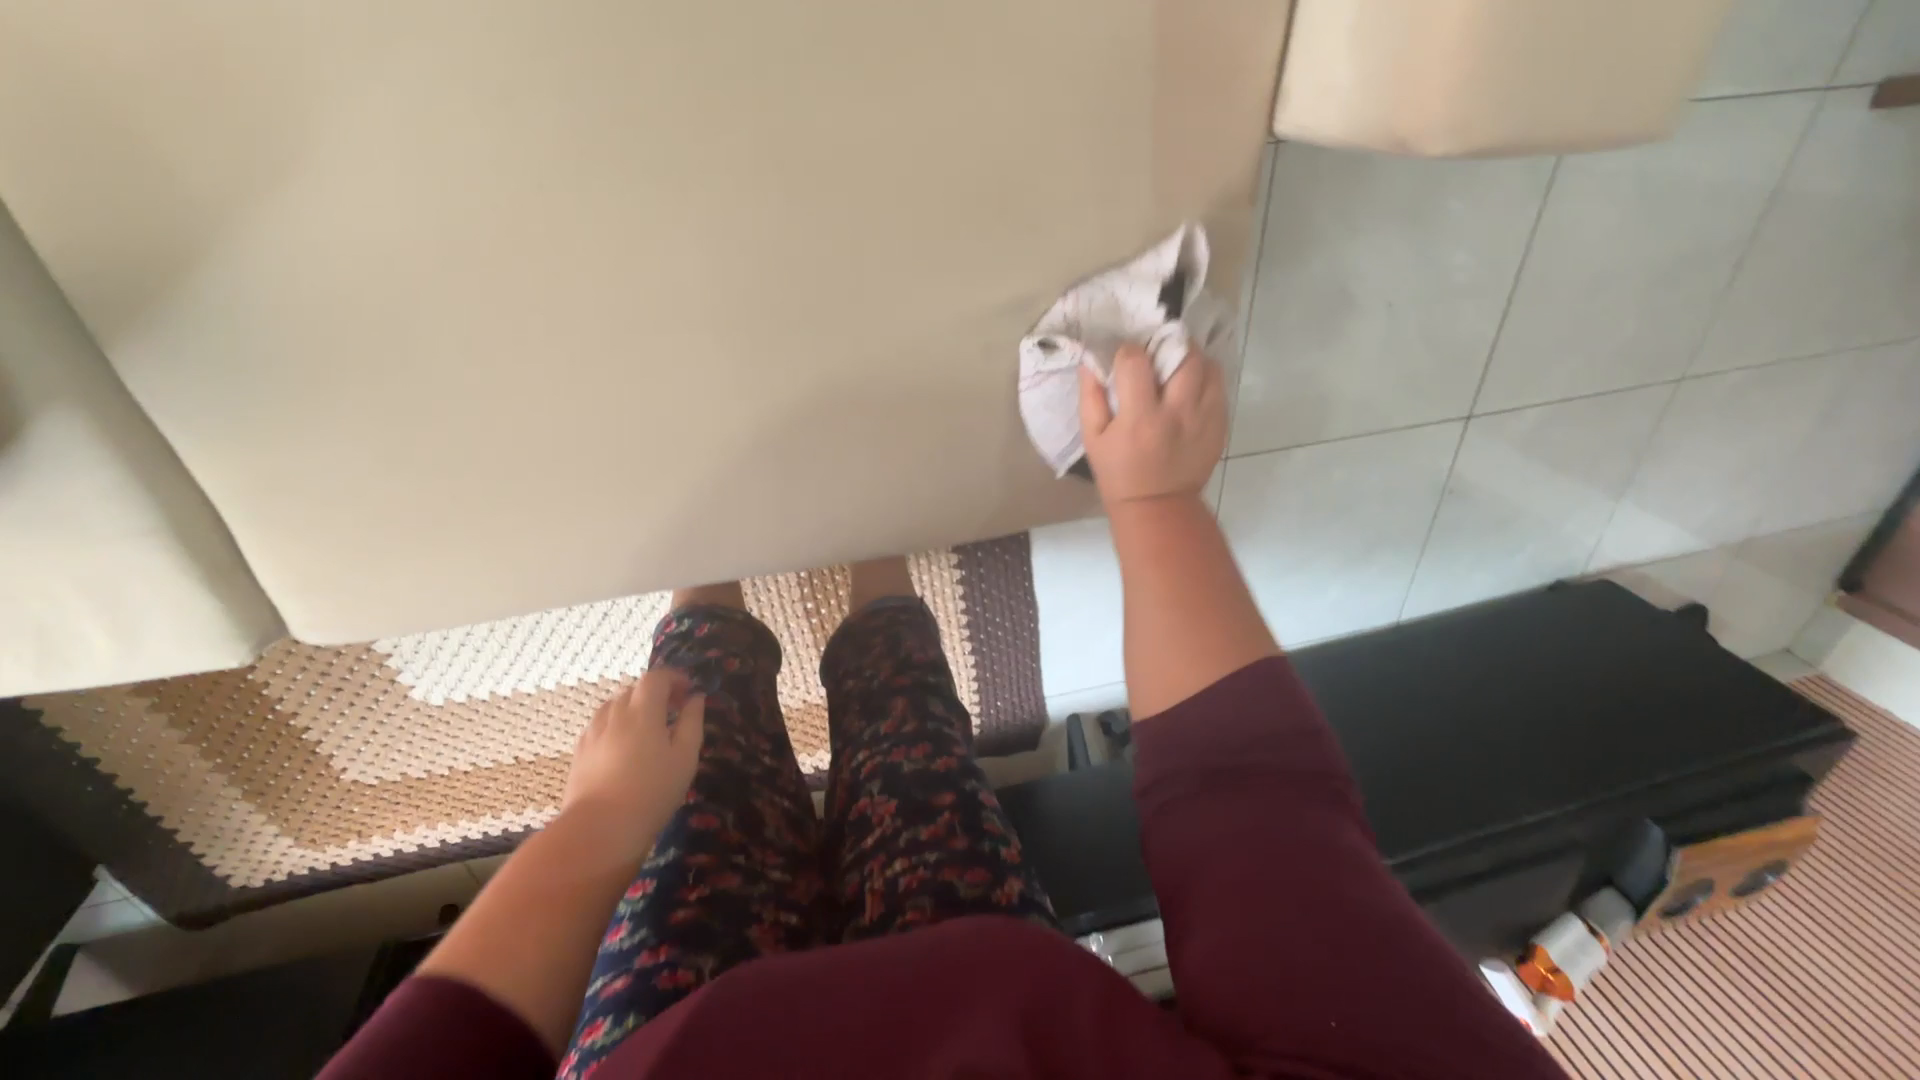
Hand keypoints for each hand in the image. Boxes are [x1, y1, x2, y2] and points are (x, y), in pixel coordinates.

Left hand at [559, 668, 705, 858]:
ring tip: (648, 729)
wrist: (600, 827)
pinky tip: (624, 746)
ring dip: (634, 708)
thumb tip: (695, 699)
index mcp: (642, 711)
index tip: (688, 691)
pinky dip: (616, 724)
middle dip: (656, 692)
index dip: (674, 678)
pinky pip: (600, 724)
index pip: (656, 677)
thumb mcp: (685, 757)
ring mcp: (593, 731)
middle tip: (674, 711)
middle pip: (634, 689)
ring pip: (614, 705)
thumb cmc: (652, 791)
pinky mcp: (580, 750)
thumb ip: (692, 722)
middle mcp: (614, 713)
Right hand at [1079, 344, 1225, 507]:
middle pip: (1183, 356)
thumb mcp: (1093, 439)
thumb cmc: (1118, 473)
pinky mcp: (1219, 426)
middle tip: (1159, 350)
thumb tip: (1090, 361)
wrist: (1158, 507)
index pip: (1136, 361)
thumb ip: (1090, 397)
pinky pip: (1219, 388)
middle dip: (1169, 345)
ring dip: (1191, 359)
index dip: (1128, 352)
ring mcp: (1204, 419)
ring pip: (1208, 367)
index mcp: (1140, 417)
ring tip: (1177, 365)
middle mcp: (1177, 413)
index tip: (1125, 358)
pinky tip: (1190, 388)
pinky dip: (1205, 380)